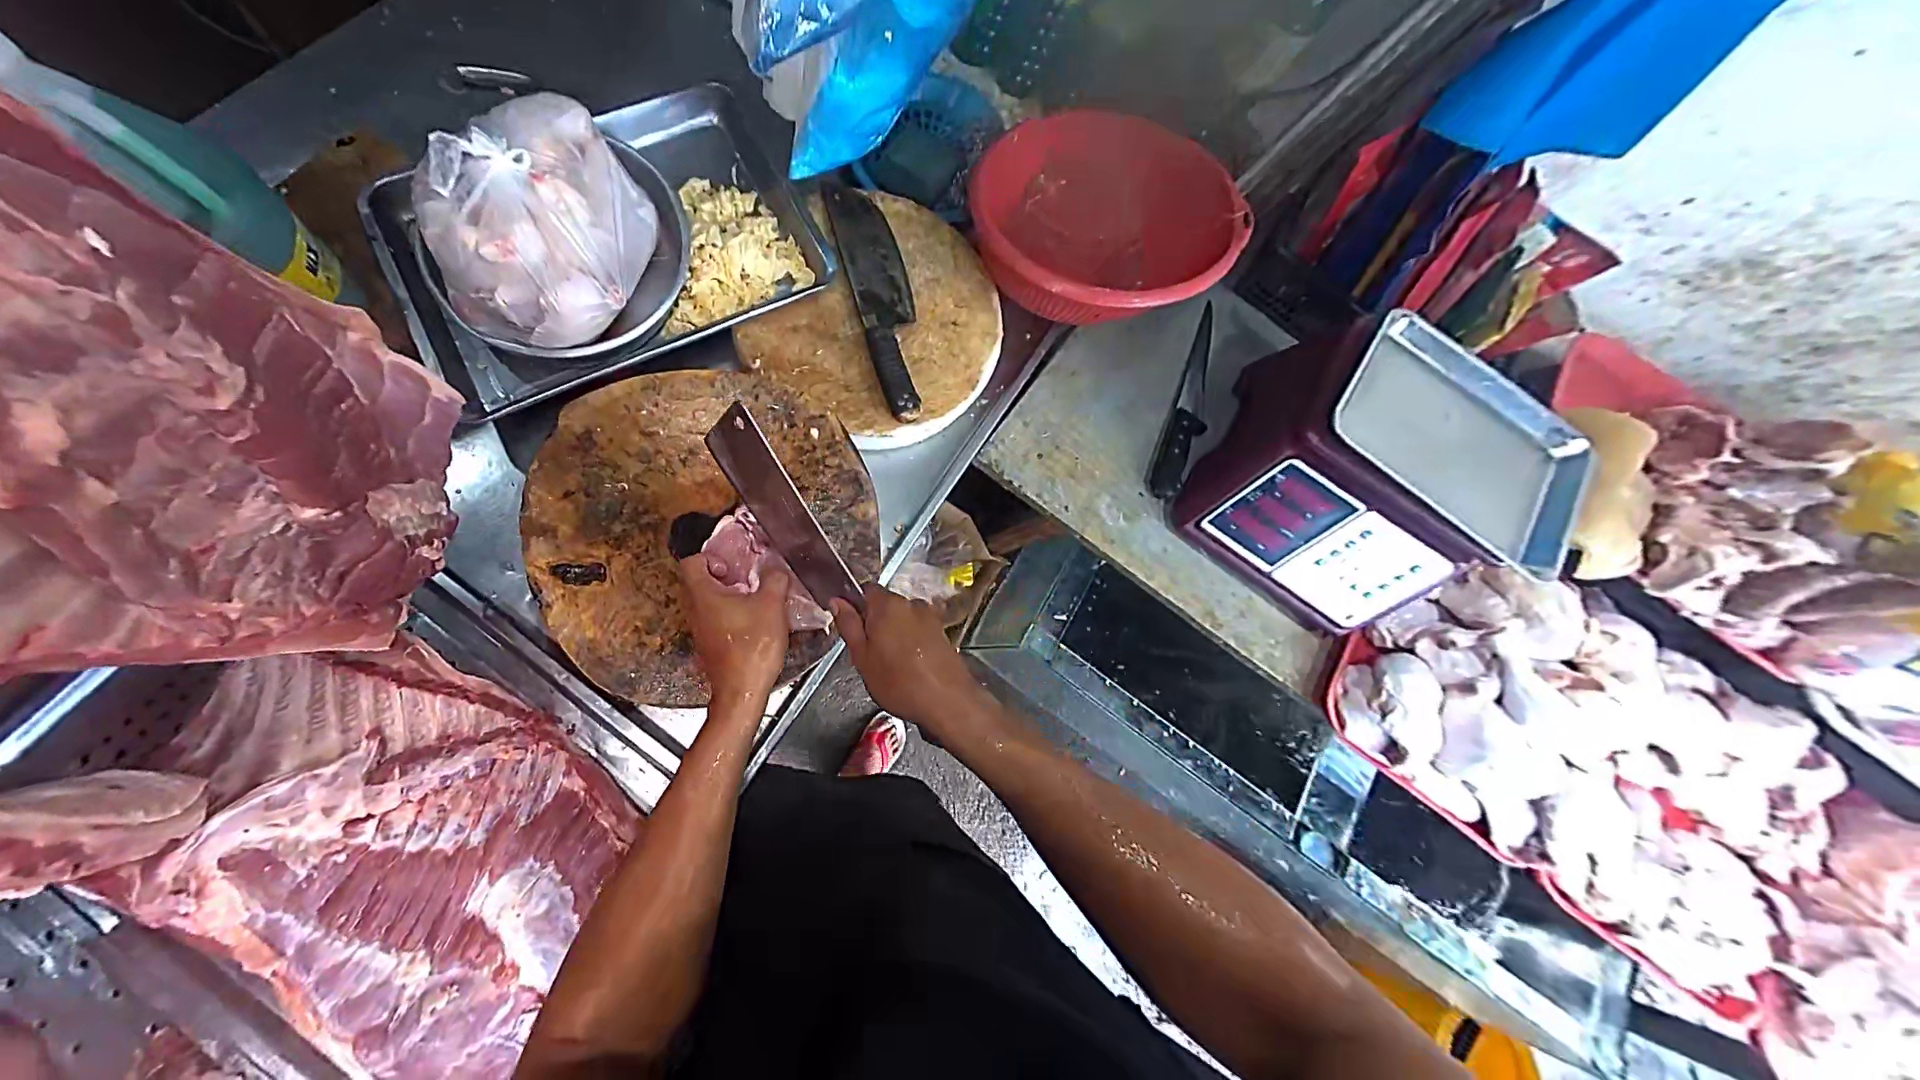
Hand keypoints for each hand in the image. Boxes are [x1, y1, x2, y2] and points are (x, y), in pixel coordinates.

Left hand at [677, 554, 790, 705]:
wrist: (742, 691)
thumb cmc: (752, 647)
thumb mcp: (772, 606)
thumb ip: (775, 580)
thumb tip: (775, 570)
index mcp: (703, 595)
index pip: (692, 562)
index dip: (711, 557)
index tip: (732, 566)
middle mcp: (695, 610)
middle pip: (702, 582)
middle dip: (727, 577)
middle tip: (749, 582)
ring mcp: (701, 630)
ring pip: (711, 602)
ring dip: (732, 597)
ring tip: (756, 602)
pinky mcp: (710, 645)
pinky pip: (718, 620)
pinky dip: (733, 616)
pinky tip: (756, 624)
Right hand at [831, 586, 988, 733]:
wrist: (947, 700)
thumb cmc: (900, 682)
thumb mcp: (862, 657)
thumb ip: (849, 625)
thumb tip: (838, 602)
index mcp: (887, 605)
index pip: (866, 590)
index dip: (856, 607)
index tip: (852, 628)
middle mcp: (911, 604)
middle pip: (886, 605)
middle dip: (876, 624)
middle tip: (869, 653)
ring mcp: (930, 617)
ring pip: (903, 619)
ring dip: (895, 634)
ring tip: (892, 664)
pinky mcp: (942, 632)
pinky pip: (918, 631)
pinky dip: (912, 643)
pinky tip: (910, 667)